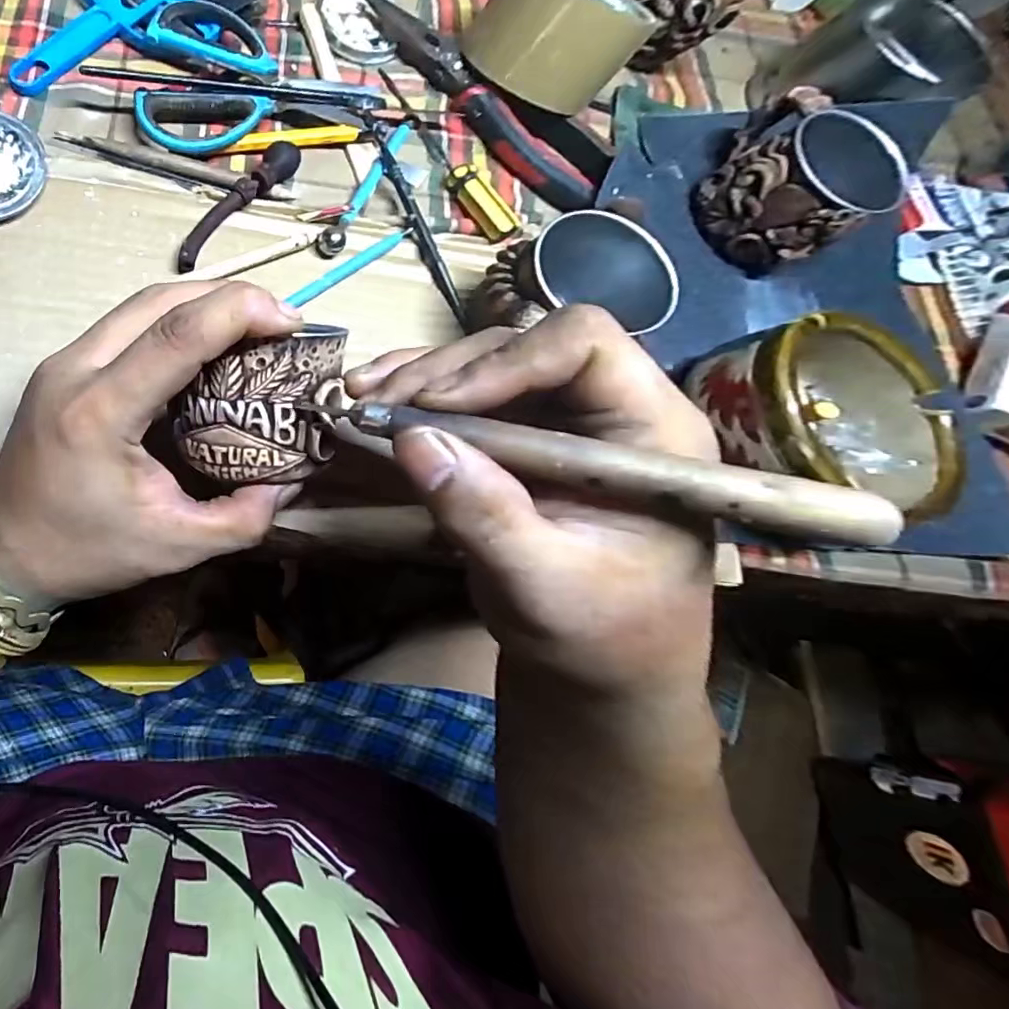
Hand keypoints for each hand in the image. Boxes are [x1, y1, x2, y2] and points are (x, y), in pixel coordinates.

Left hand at [0, 281, 304, 604]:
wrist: (6, 554)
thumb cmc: (84, 552)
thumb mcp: (174, 548)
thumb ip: (241, 518)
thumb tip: (286, 480)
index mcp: (98, 413)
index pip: (175, 334)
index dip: (239, 311)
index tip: (290, 320)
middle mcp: (72, 372)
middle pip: (157, 302)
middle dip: (225, 297)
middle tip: (277, 321)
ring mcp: (58, 365)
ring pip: (135, 307)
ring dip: (195, 305)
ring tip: (246, 328)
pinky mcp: (56, 370)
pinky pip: (119, 327)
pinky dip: (166, 324)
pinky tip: (197, 348)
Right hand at [345, 307, 719, 697]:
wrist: (596, 662)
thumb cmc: (595, 631)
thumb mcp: (539, 584)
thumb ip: (483, 514)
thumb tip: (410, 440)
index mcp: (647, 433)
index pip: (582, 347)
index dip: (503, 364)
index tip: (433, 406)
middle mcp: (601, 410)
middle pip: (520, 347)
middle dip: (443, 371)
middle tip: (379, 405)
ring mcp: (554, 422)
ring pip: (481, 363)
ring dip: (416, 376)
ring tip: (361, 397)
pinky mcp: (514, 439)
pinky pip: (460, 397)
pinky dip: (412, 394)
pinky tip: (370, 397)